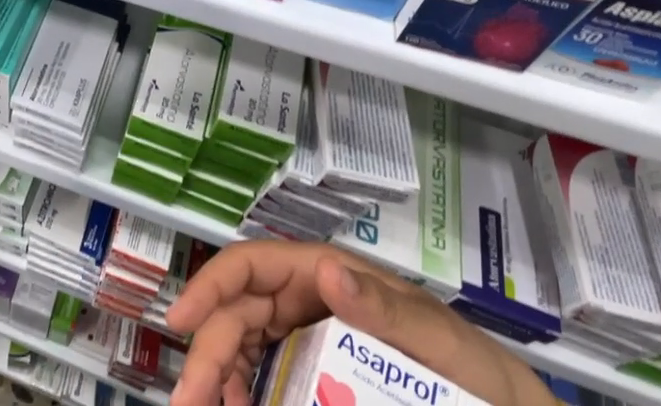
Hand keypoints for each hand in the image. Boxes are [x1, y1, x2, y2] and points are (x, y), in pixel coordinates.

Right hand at [166, 242, 558, 405]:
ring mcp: (310, 337)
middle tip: (189, 403)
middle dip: (207, 352)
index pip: (253, 266)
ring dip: (217, 375)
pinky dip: (242, 392)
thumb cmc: (481, 376)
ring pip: (242, 345)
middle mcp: (310, 299)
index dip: (210, 286)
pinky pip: (263, 375)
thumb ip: (387, 309)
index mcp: (329, 276)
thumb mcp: (443, 344)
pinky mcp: (315, 373)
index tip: (179, 322)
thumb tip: (323, 269)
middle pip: (238, 314)